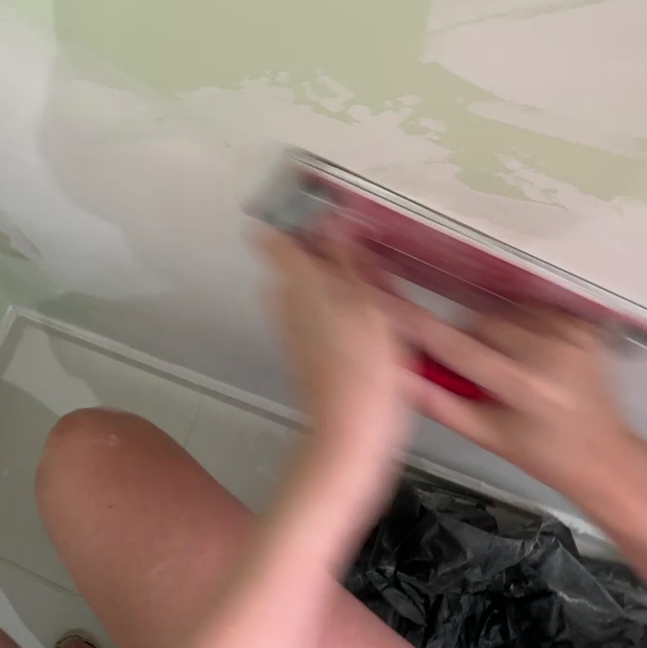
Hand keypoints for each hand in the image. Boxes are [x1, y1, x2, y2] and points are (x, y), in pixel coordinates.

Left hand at [258, 229, 417, 496]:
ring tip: (373, 296)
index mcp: (298, 279)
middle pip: (294, 258)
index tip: (323, 215)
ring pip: (307, 283)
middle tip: (367, 264)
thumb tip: (331, 219)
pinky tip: (365, 324)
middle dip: (326, 253)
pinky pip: (313, 308)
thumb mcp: (370, 304)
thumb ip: (347, 259)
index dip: (294, 220)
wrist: (349, 432)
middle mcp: (283, 297)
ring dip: (334, 281)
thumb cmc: (367, 367)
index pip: (273, 233)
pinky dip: (334, 306)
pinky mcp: (299, 345)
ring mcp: (288, 323)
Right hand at [393, 304, 646, 500]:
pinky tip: (533, 352)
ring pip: (505, 313)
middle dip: (471, 339)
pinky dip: (524, 325)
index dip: (420, 325)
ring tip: (511, 362)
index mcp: (523, 386)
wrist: (607, 458)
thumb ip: (436, 402)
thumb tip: (394, 374)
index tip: (391, 307)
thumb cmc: (540, 452)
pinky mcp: (585, 327)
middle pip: (482, 322)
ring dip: (497, 330)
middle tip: (479, 369)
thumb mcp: (484, 434)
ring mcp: (572, 336)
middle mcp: (551, 354)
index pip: (457, 346)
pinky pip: (533, 310)